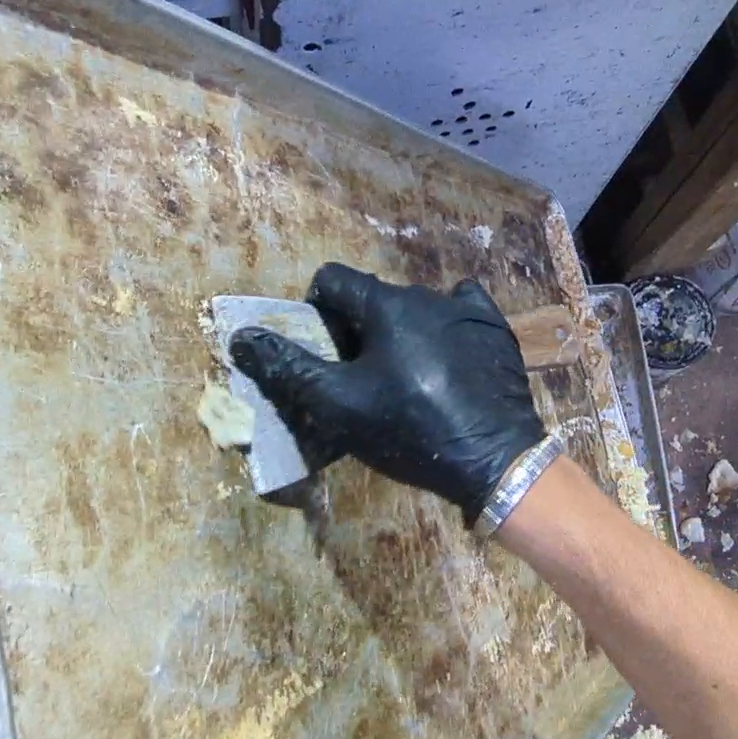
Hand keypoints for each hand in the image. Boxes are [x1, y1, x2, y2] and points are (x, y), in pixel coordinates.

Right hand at [228, 263, 546, 521]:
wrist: (494, 458)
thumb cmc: (409, 429)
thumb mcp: (339, 403)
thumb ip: (288, 367)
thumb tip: (242, 336)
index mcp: (384, 303)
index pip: (331, 280)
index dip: (316, 312)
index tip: (325, 351)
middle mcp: (425, 293)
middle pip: (373, 297)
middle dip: (358, 328)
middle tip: (362, 376)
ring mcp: (466, 308)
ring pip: (414, 307)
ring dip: (399, 332)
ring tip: (407, 379)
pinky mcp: (494, 328)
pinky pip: (460, 311)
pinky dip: (443, 329)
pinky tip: (446, 360)